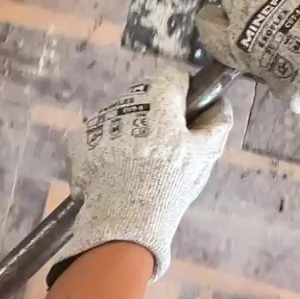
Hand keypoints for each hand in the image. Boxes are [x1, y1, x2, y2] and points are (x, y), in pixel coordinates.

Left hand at [58, 66, 231, 278]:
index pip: (174, 78)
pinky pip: (101, 141)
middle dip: (157, 117)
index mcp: (158, 97)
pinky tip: (119, 175)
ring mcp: (98, 123)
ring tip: (140, 168)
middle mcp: (124, 101)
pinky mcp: (80, 144)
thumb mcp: (205, 155)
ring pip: (123, 120)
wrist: (123, 221)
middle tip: (166, 151)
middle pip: (146, 99)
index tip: (187, 123)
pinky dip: (110, 153)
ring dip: (133, 134)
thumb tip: (219, 103)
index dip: (185, 98)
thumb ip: (216, 123)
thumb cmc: (169, 183)